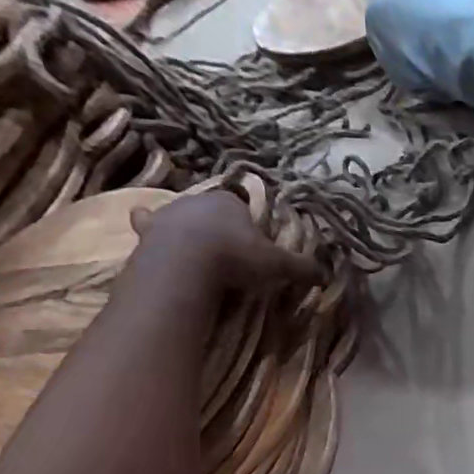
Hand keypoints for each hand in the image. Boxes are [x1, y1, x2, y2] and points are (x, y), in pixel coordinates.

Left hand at [128, 192, 323, 289]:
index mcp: (232, 202)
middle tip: (230, 250)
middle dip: (220, 225)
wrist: (185, 263)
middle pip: (213, 210)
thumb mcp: (278, 265)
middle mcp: (199, 200)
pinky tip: (149, 233)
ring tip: (197, 248)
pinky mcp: (148, 230)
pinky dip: (149, 227)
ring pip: (182, 215)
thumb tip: (327, 273)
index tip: (255, 244)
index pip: (244, 207)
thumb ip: (301, 267)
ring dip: (189, 227)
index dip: (250, 225)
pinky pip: (146, 223)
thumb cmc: (235, 256)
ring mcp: (170, 213)